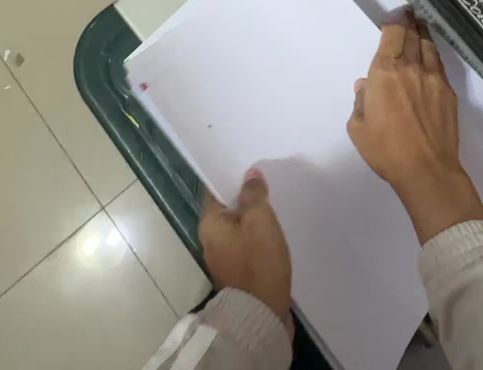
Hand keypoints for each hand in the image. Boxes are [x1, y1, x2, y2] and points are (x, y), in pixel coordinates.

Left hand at [199, 169, 292, 332]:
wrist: (260, 316)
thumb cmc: (258, 263)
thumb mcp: (260, 220)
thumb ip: (254, 194)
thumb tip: (249, 175)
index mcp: (209, 224)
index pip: (215, 190)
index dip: (232, 177)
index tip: (249, 167)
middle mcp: (209, 240)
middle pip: (227, 209)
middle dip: (245, 198)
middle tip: (266, 184)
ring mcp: (222, 259)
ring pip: (237, 228)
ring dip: (252, 219)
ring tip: (272, 206)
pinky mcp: (236, 273)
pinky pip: (244, 245)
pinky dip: (256, 238)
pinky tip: (272, 233)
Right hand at [347, 13, 482, 242]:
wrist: (426, 169)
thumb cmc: (386, 149)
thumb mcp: (358, 127)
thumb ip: (361, 101)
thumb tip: (365, 85)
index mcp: (385, 71)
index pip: (392, 34)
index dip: (395, 21)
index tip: (396, 14)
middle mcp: (410, 67)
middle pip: (412, 35)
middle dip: (410, 22)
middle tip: (409, 13)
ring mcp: (433, 78)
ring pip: (429, 47)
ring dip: (424, 34)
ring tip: (421, 27)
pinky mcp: (448, 93)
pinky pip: (439, 65)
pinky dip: (433, 56)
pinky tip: (431, 57)